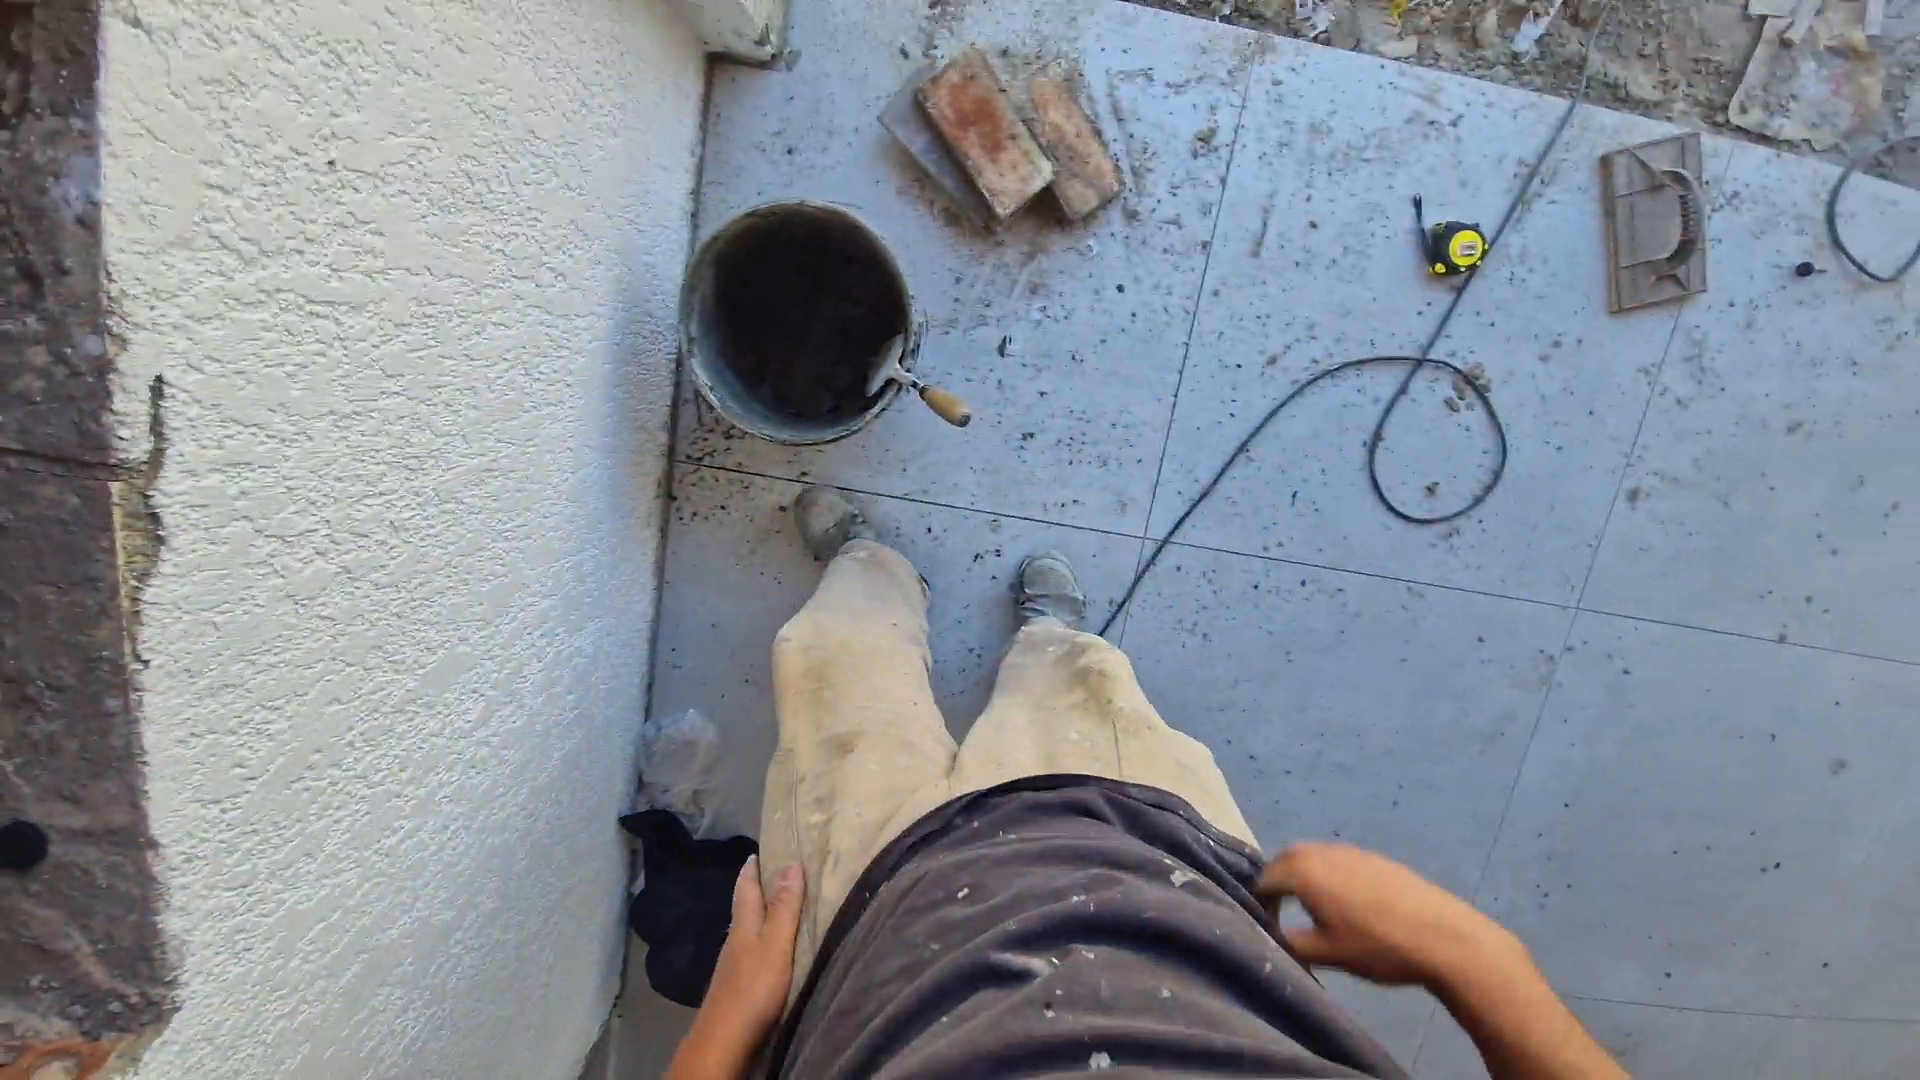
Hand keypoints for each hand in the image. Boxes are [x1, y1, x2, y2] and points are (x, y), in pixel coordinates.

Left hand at [668, 857, 803, 1079]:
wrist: (724, 1042)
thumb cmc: (753, 988)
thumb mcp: (776, 944)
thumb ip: (784, 907)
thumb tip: (790, 863)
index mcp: (744, 924)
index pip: (745, 886)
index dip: (752, 868)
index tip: (759, 850)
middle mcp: (735, 939)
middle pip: (745, 906)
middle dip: (758, 888)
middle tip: (777, 871)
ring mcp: (734, 964)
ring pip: (748, 929)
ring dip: (762, 914)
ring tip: (782, 906)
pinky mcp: (738, 986)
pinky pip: (753, 950)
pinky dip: (764, 939)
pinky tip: (774, 948)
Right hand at [1255, 842, 1524, 988]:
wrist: (1444, 936)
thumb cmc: (1378, 945)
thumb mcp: (1327, 953)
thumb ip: (1291, 942)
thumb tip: (1272, 935)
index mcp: (1302, 870)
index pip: (1264, 880)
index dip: (1260, 902)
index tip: (1266, 924)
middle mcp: (1319, 851)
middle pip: (1284, 860)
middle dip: (1277, 882)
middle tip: (1280, 910)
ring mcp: (1347, 850)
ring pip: (1310, 857)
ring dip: (1302, 875)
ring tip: (1312, 905)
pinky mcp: (1371, 856)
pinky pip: (1335, 859)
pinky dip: (1327, 874)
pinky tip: (1346, 900)